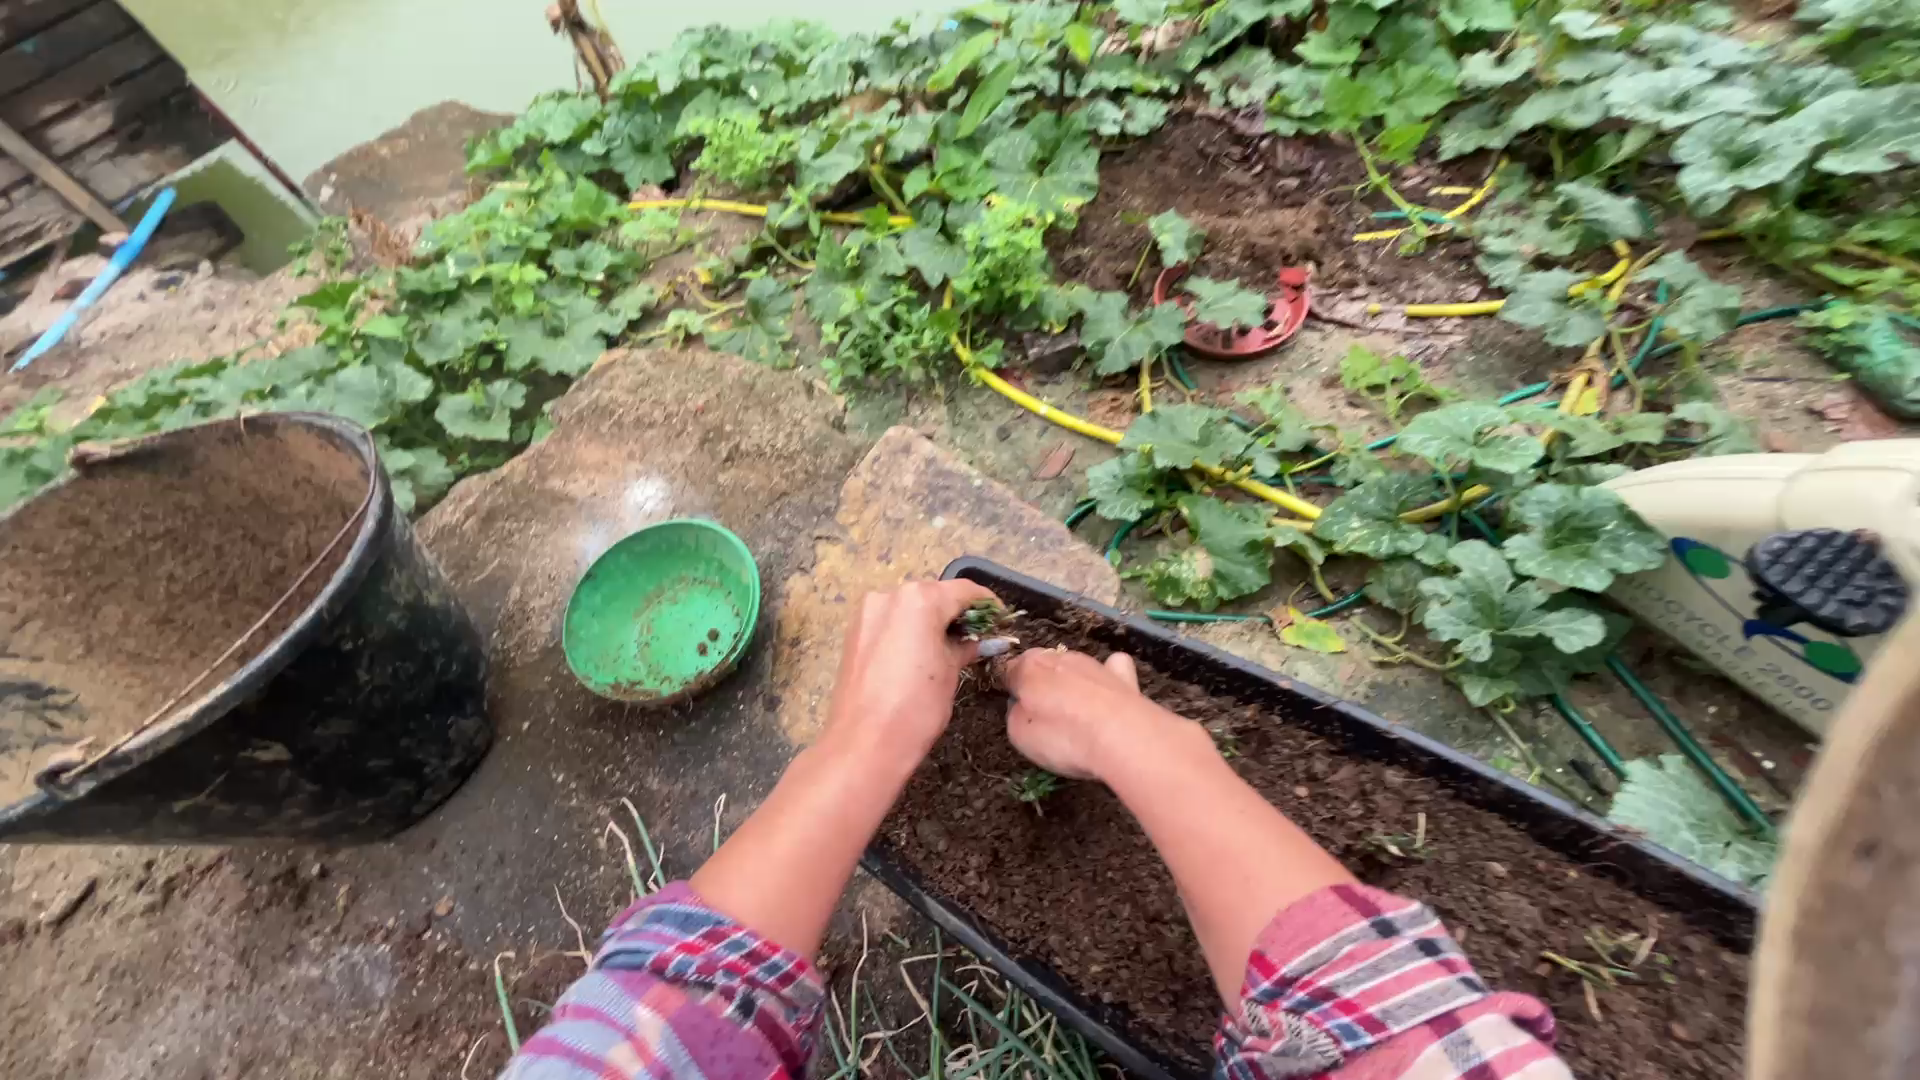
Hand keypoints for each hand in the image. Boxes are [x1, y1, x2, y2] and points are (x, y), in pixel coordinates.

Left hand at [823, 579, 997, 760]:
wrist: (864, 745)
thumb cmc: (915, 708)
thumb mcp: (950, 672)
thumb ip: (965, 646)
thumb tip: (974, 641)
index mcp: (918, 600)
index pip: (963, 590)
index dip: (987, 603)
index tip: (1000, 616)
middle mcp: (889, 596)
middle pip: (935, 594)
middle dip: (958, 611)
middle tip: (979, 634)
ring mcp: (868, 613)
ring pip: (911, 606)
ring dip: (933, 619)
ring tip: (952, 645)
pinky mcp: (854, 632)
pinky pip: (891, 620)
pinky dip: (910, 629)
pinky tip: (923, 651)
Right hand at [1003, 647, 1170, 779]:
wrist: (1123, 736)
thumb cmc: (1063, 736)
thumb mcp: (1020, 735)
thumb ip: (1016, 714)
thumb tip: (1022, 706)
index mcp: (1028, 667)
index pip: (1009, 670)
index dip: (1010, 687)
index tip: (1014, 705)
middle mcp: (1059, 657)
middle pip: (1042, 665)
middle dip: (1040, 683)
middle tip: (1043, 714)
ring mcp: (1093, 663)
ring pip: (1074, 666)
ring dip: (1071, 682)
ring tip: (1076, 714)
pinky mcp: (1123, 676)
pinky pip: (1112, 667)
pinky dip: (1108, 674)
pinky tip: (1109, 692)